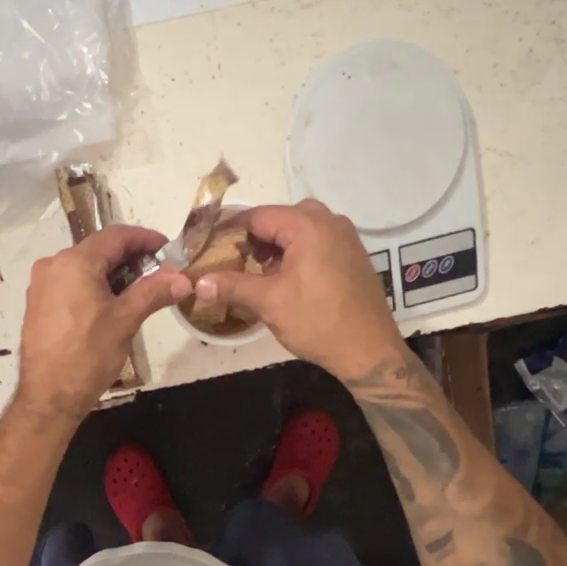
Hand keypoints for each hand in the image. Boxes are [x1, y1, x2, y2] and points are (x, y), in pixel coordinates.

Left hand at [15, 225, 190, 420]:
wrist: (49, 396)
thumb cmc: (88, 356)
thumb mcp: (125, 321)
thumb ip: (153, 293)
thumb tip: (183, 279)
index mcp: (74, 262)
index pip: (116, 236)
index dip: (145, 239)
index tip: (167, 249)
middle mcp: (53, 265)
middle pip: (98, 250)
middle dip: (130, 258)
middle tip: (157, 274)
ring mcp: (41, 285)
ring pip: (83, 268)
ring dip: (111, 275)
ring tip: (137, 293)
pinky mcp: (37, 305)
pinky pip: (70, 285)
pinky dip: (92, 287)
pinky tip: (108, 307)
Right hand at [196, 200, 404, 382]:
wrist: (368, 350)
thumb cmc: (317, 322)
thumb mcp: (269, 303)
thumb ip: (233, 286)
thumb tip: (199, 283)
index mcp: (309, 226)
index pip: (259, 215)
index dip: (231, 230)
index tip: (211, 247)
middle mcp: (330, 222)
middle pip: (281, 218)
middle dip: (255, 237)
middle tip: (235, 261)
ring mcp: (346, 238)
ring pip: (301, 230)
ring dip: (277, 246)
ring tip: (259, 273)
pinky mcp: (353, 256)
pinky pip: (318, 243)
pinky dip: (297, 253)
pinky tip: (287, 280)